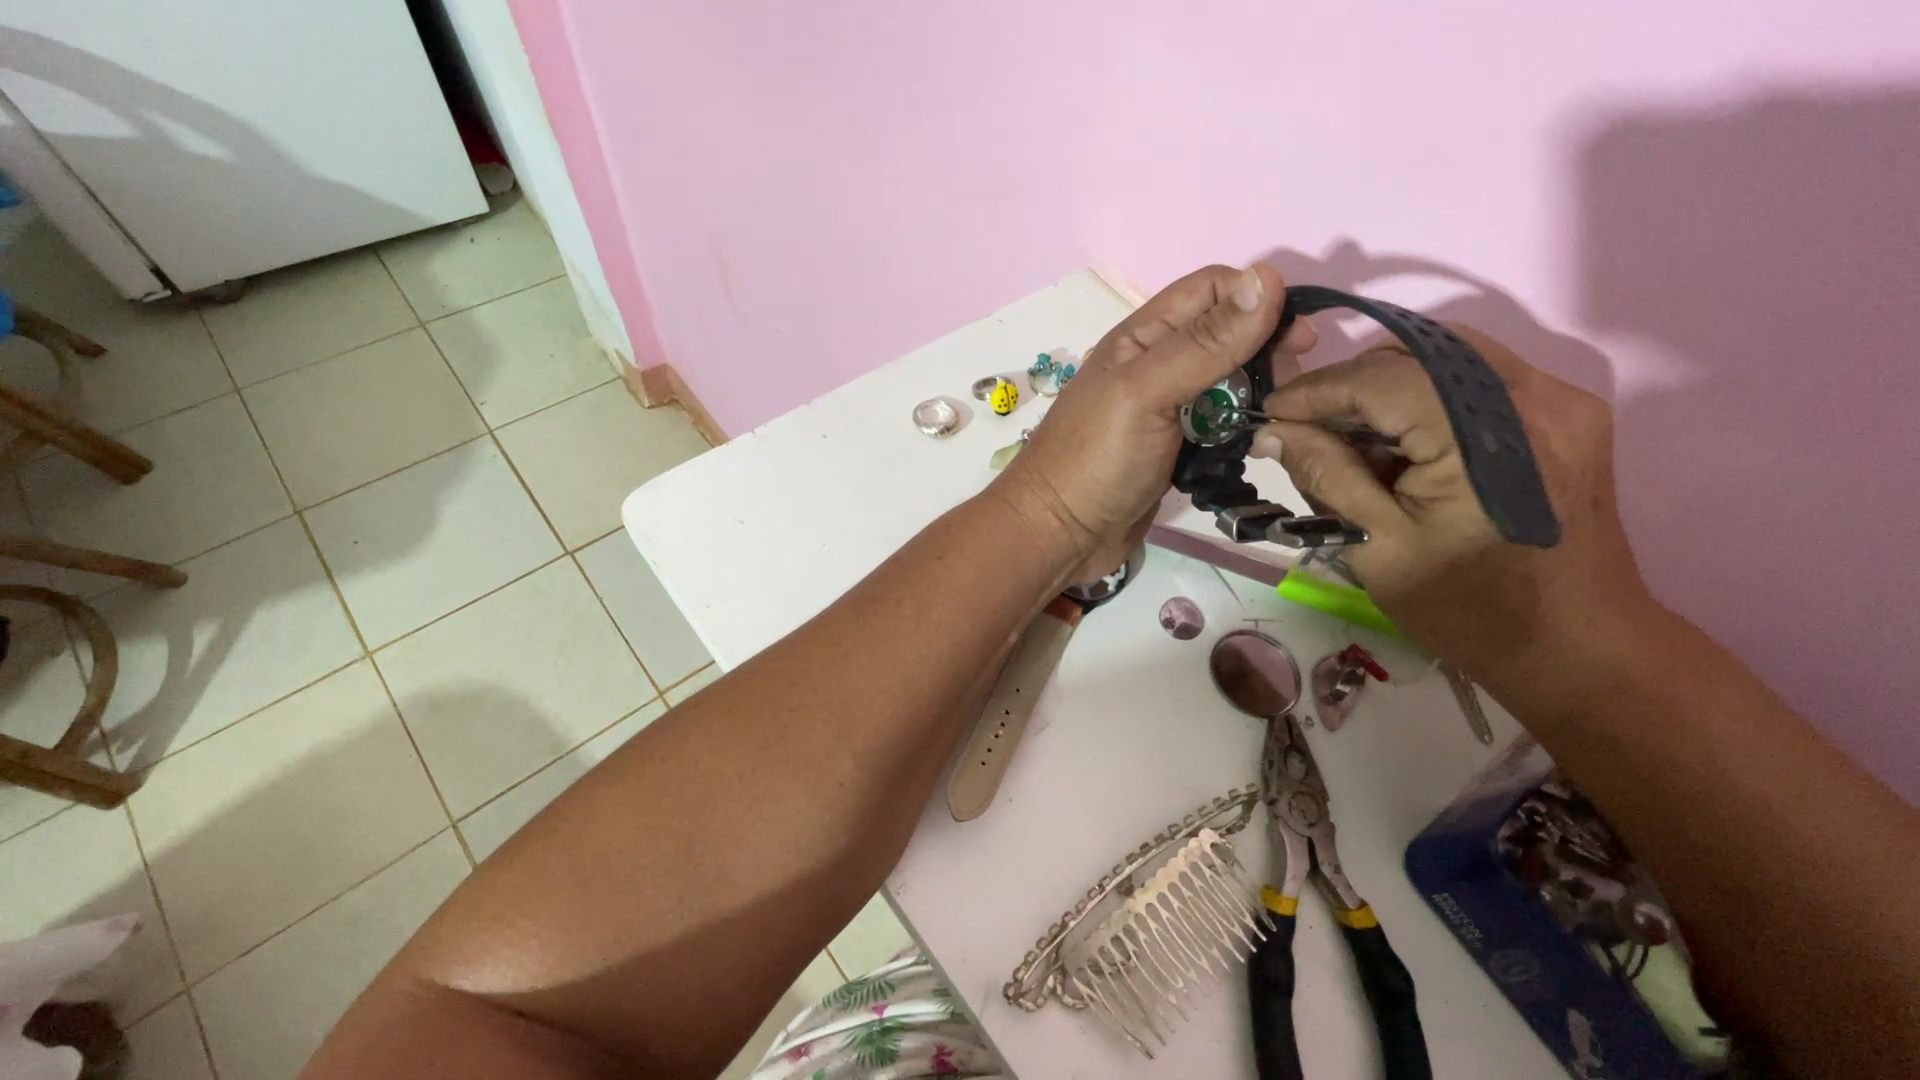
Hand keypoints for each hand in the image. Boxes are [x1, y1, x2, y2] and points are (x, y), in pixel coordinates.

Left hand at [991, 264, 1315, 582]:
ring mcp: (1164, 409)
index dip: (1258, 299)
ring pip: (1226, 381)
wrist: (1060, 536)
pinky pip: (1218, 425)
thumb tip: (1267, 276)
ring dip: (1257, 390)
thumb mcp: (1148, 391)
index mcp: (1143, 338)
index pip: (1212, 289)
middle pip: (1225, 334)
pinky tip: (1259, 441)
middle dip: (1264, 346)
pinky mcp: (1174, 449)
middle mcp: (1155, 365)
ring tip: (1281, 413)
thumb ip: (1205, 342)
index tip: (1298, 337)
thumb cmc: (1095, 460)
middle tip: (1296, 380)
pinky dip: (1241, 428)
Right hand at [1253, 327, 1651, 680]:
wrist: (1578, 645)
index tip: (1270, 412)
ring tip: (1352, 436)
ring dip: (1389, 386)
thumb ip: (1324, 476)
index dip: (1316, 389)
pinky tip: (1405, 443)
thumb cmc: (1469, 609)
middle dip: (1353, 382)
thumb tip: (1274, 431)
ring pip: (1448, 358)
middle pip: (1418, 352)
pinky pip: (1478, 380)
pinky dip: (1428, 397)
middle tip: (1308, 426)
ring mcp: (1561, 398)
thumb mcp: (1377, 547)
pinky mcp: (1568, 412)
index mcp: (1485, 436)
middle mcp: (1533, 396)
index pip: (1380, 377)